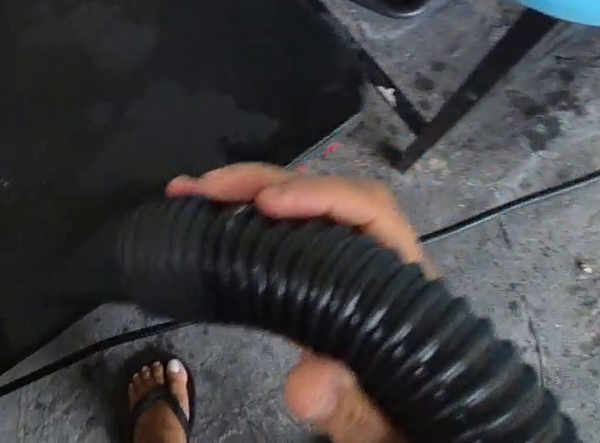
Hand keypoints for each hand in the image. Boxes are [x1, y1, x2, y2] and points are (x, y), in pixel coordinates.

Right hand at [168, 165, 422, 442]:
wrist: (406, 428)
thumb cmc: (402, 420)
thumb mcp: (380, 426)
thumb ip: (352, 407)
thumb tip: (305, 386)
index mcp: (397, 283)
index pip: (369, 212)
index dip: (320, 196)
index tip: (268, 203)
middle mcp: (369, 257)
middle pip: (320, 193)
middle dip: (261, 181)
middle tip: (207, 189)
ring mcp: (337, 258)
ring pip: (294, 202)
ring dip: (244, 190)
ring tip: (193, 191)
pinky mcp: (310, 268)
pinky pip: (277, 226)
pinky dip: (239, 211)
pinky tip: (204, 209)